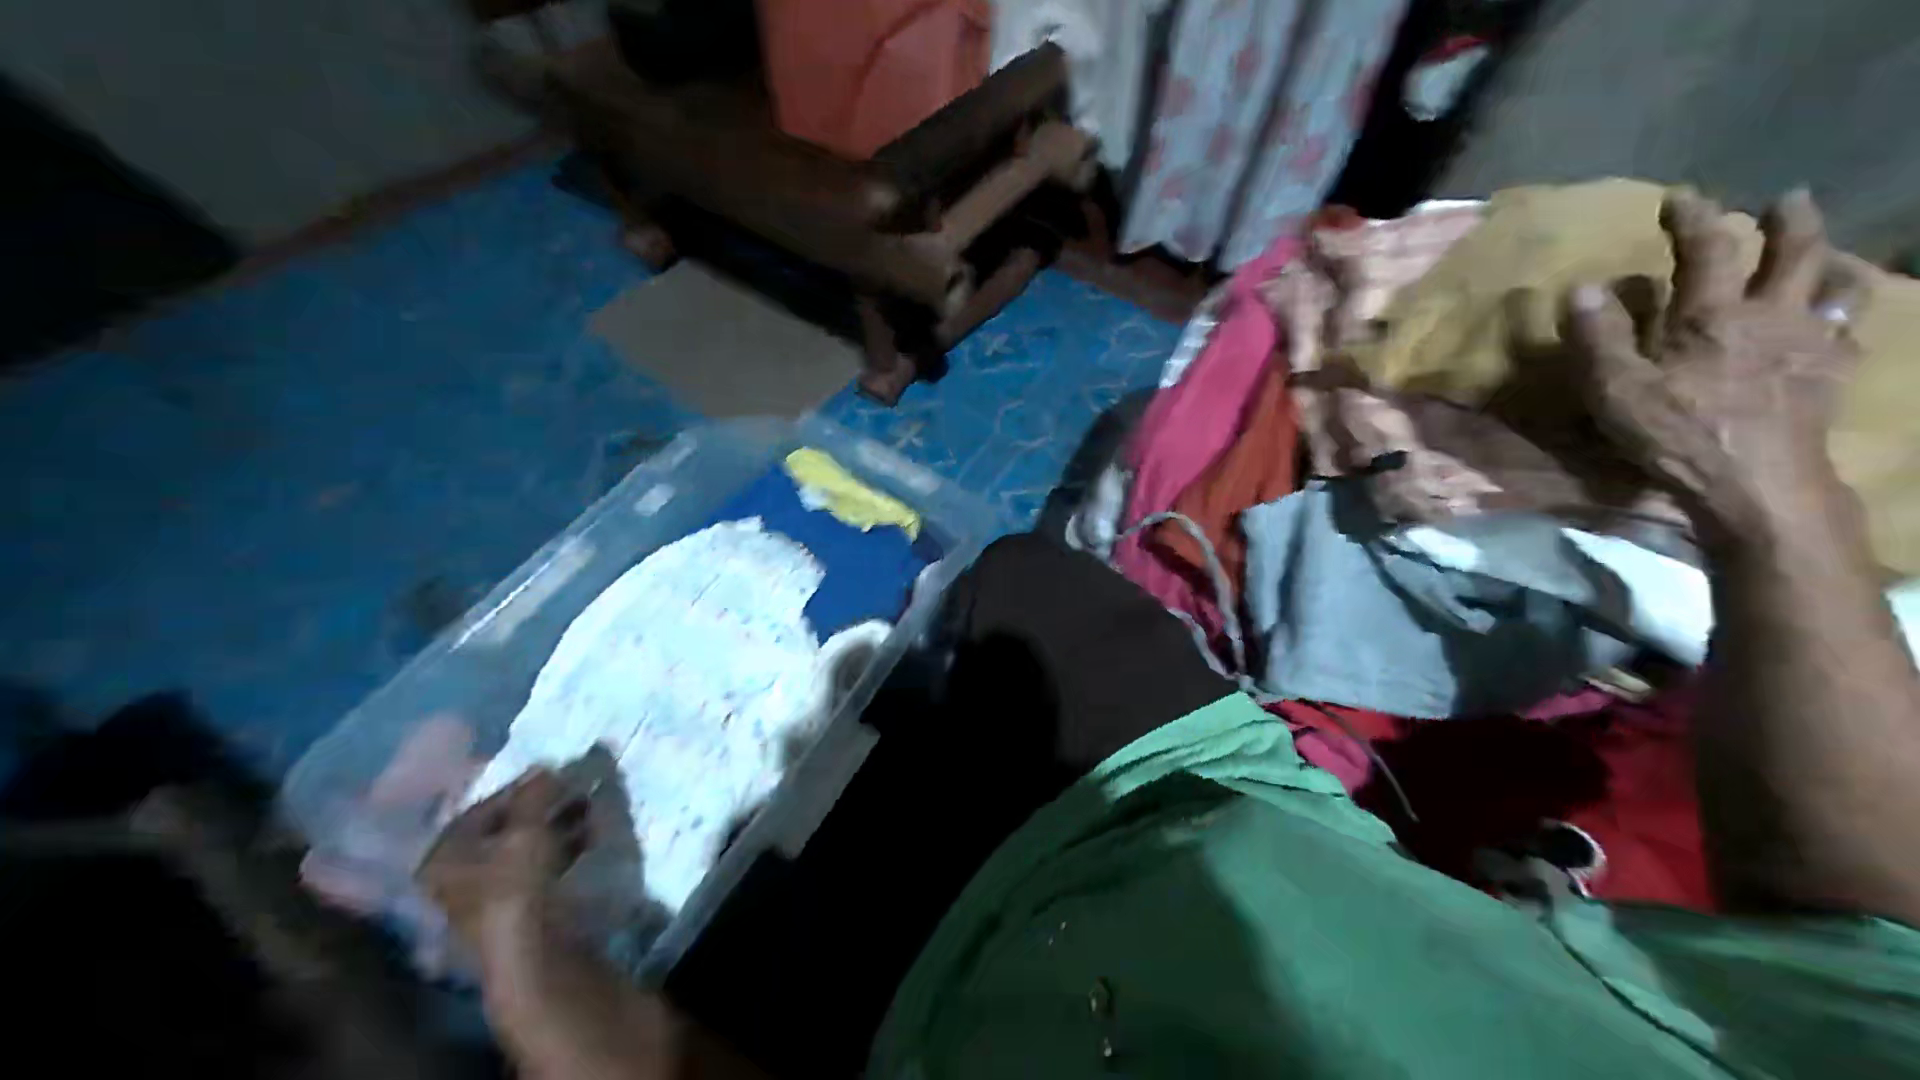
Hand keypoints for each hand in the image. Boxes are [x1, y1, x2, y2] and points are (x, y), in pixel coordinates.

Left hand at [417, 768, 587, 950]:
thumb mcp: (526, 829)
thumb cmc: (516, 883)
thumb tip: (544, 765)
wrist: (531, 952)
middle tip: (576, 789)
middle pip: (505, 826)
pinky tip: (590, 836)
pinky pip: (539, 866)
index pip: (484, 806)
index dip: (522, 787)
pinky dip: (563, 848)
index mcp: (445, 854)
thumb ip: (534, 794)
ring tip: (591, 808)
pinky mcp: (516, 907)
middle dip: (545, 806)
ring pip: (525, 846)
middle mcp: (458, 873)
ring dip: (558, 824)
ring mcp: (486, 894)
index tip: (556, 774)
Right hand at [1567, 189, 1869, 539]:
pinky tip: (1839, 318)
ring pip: (1834, 284)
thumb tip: (1583, 287)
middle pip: (1794, 253)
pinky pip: (1848, 331)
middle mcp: (1771, 315)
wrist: (1755, 479)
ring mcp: (1811, 342)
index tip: (1681, 197)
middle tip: (1787, 199)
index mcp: (1712, 315)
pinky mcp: (1832, 373)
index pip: (1707, 249)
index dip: (1693, 218)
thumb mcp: (1615, 388)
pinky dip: (1845, 314)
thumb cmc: (1675, 431)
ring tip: (1830, 253)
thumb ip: (1598, 337)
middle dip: (1788, 221)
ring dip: (1830, 260)